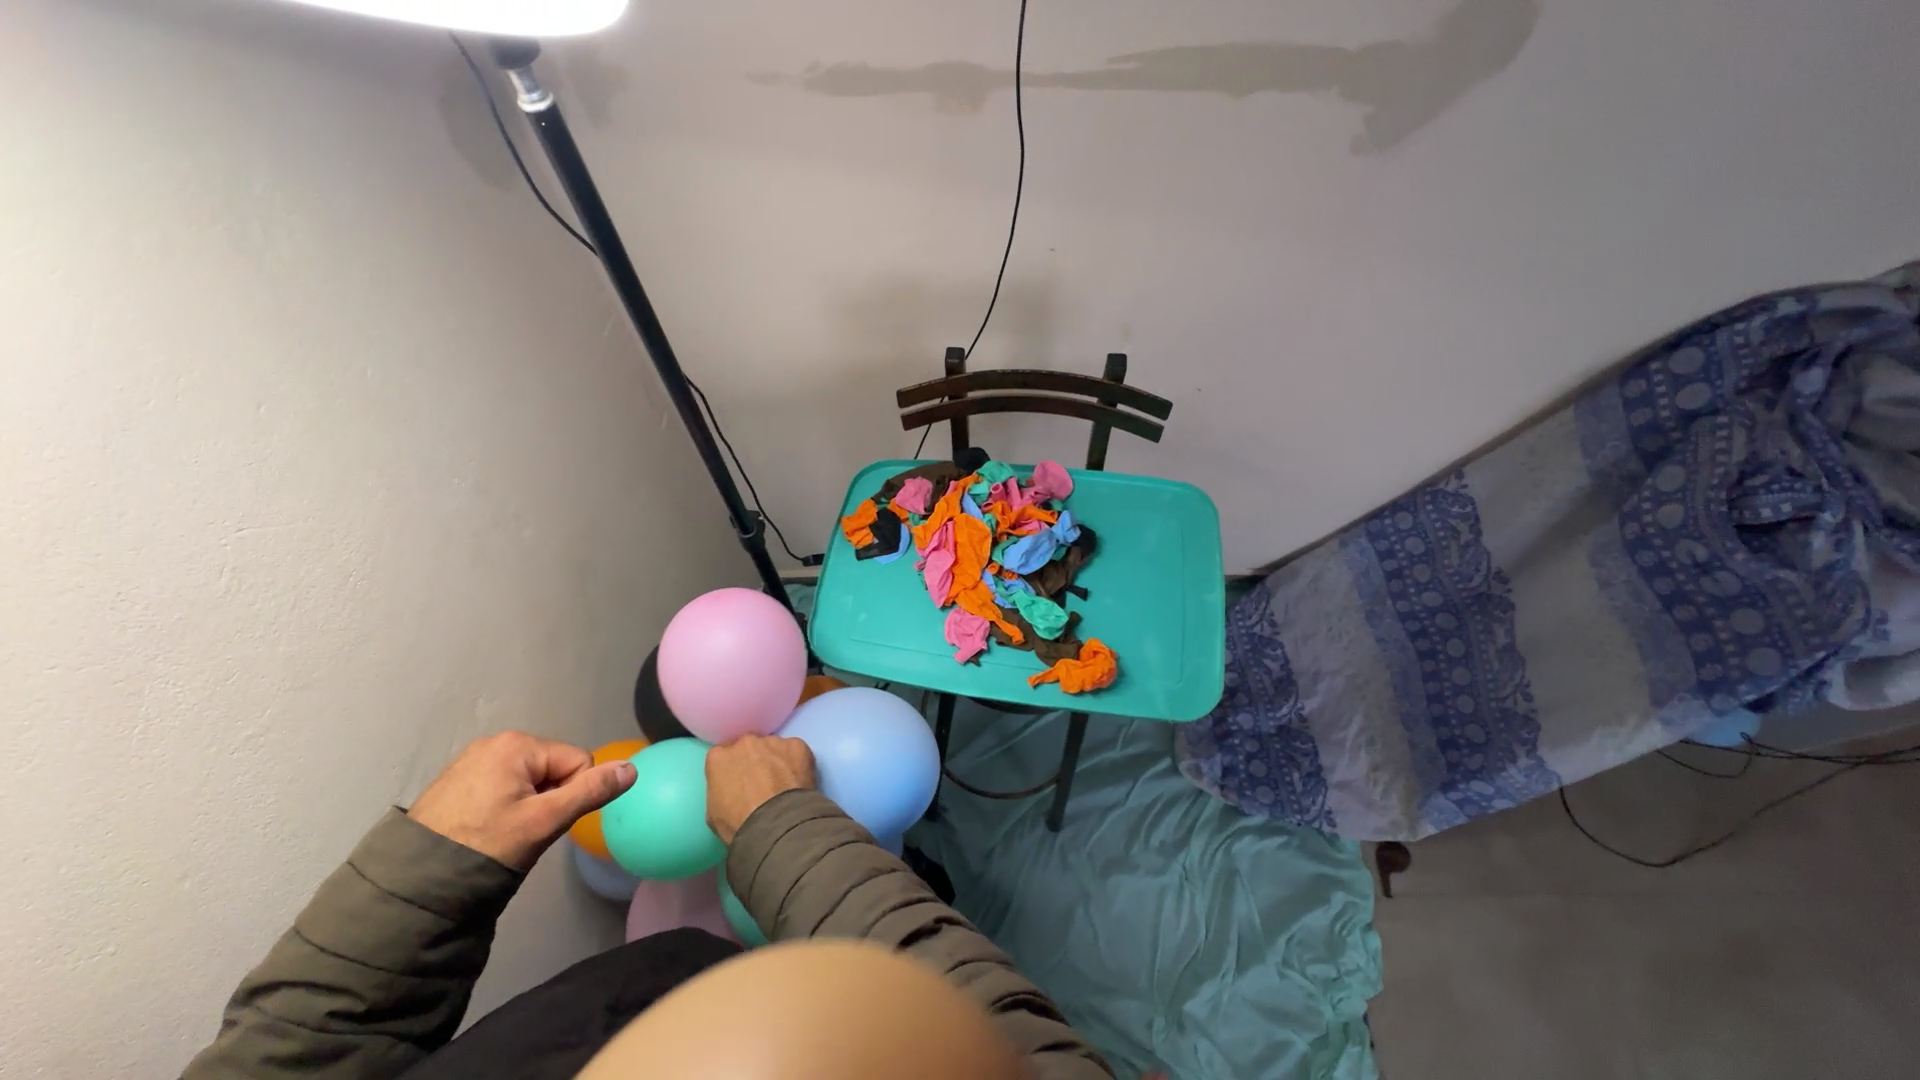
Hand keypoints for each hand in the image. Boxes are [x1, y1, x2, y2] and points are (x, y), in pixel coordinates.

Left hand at [408, 732, 635, 869]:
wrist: (415, 883)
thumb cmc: (486, 846)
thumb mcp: (545, 821)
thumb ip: (591, 791)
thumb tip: (632, 768)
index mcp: (518, 744)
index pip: (577, 762)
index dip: (571, 795)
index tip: (543, 822)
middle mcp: (496, 741)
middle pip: (553, 768)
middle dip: (549, 798)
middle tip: (523, 830)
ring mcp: (472, 759)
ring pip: (530, 780)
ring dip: (528, 804)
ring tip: (503, 833)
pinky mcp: (457, 779)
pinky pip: (503, 786)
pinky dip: (504, 806)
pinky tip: (486, 829)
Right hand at [705, 734, 816, 843]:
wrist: (775, 825)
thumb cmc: (738, 824)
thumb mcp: (714, 812)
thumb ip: (720, 789)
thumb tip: (732, 788)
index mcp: (719, 757)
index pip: (724, 757)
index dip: (733, 770)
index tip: (740, 782)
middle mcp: (745, 743)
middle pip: (749, 748)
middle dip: (755, 761)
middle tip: (764, 783)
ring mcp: (773, 742)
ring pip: (774, 748)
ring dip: (777, 761)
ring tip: (785, 784)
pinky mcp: (797, 746)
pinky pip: (796, 751)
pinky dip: (798, 763)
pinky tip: (799, 781)